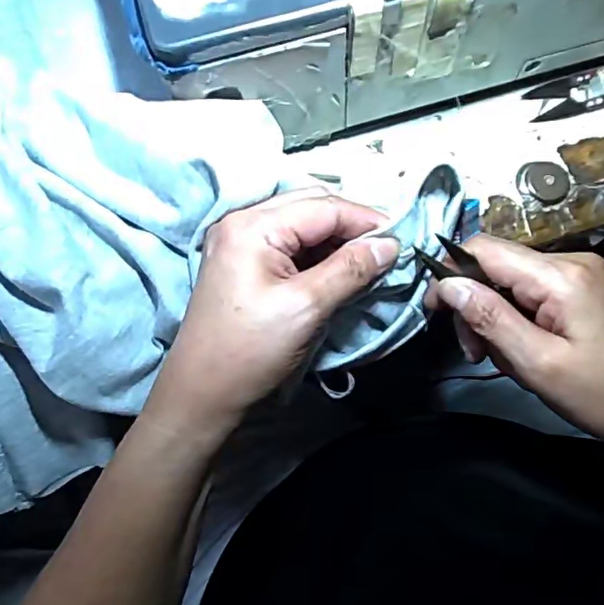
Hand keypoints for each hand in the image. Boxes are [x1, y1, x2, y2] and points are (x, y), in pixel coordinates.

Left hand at [149, 190, 397, 429]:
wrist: (201, 397)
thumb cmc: (250, 352)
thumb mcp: (307, 308)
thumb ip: (350, 270)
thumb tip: (391, 245)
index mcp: (253, 226)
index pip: (324, 207)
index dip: (366, 220)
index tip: (402, 240)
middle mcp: (243, 222)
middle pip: (312, 208)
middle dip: (353, 226)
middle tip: (388, 249)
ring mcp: (240, 242)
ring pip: (303, 225)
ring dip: (338, 240)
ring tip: (370, 261)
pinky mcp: (244, 264)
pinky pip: (290, 245)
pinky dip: (319, 254)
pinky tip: (341, 270)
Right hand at [428, 236, 603, 451]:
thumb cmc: (603, 396)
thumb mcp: (538, 363)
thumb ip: (490, 318)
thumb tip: (447, 283)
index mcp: (561, 275)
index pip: (485, 249)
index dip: (449, 273)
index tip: (434, 312)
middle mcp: (571, 262)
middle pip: (497, 267)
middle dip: (477, 307)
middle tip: (476, 353)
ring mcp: (580, 276)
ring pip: (512, 284)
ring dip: (497, 321)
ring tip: (509, 362)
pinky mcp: (584, 292)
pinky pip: (533, 296)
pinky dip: (519, 323)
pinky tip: (527, 353)